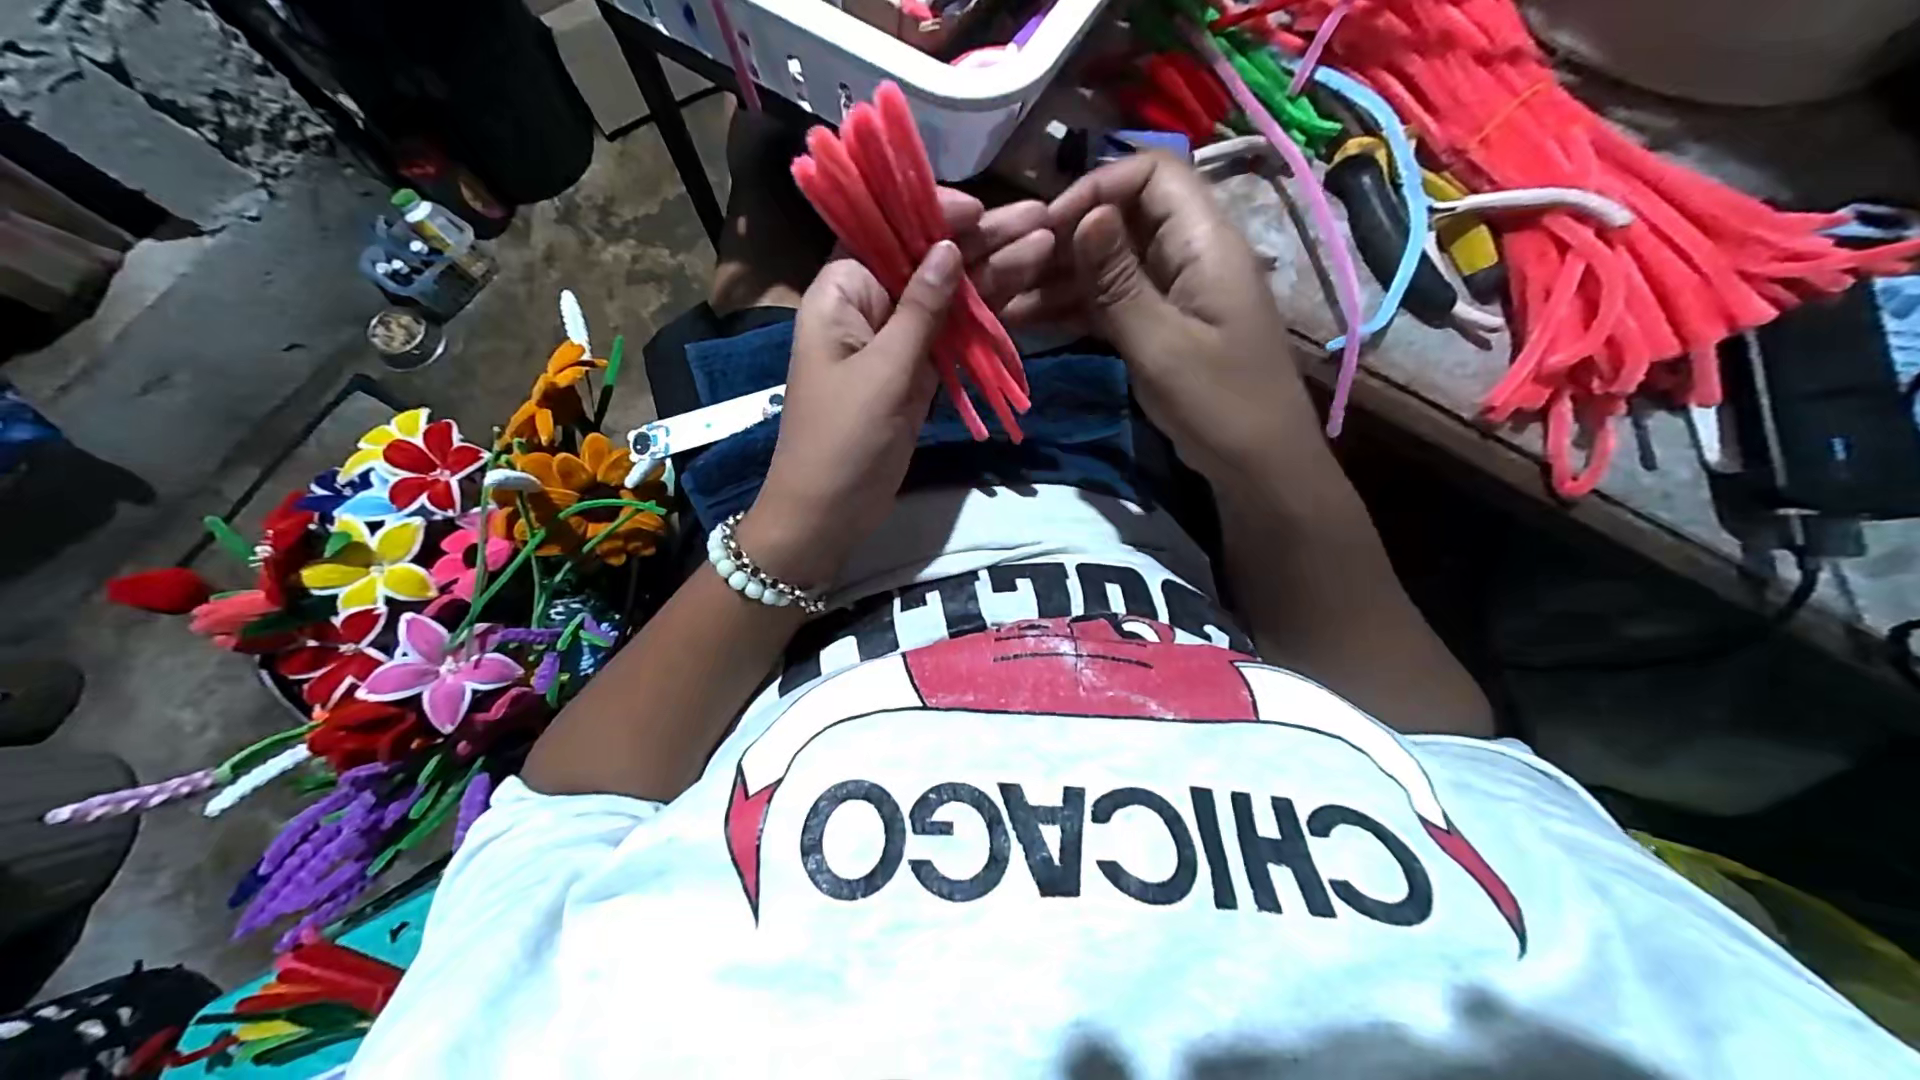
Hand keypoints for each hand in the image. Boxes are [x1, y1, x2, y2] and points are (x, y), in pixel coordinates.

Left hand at [739, 189, 1053, 589]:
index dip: (931, 213)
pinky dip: (985, 319)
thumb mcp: (883, 371)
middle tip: (1041, 220)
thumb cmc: (843, 440)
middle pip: (925, 260)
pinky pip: (952, 335)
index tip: (980, 211)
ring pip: (947, 298)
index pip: (884, 231)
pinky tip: (1025, 294)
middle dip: (980, 241)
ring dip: (993, 274)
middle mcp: (868, 306)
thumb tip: (948, 248)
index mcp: (840, 293)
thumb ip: (920, 309)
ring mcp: (896, 341)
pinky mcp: (916, 372)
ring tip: (1047, 245)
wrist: (829, 511)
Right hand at [1017, 153, 1314, 479]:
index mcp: (1204, 242)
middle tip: (1012, 269)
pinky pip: (1114, 301)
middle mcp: (1190, 255)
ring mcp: (1175, 291)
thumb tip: (1085, 214)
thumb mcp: (1160, 343)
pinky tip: (1030, 322)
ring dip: (1061, 279)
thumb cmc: (1218, 403)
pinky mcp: (1162, 325)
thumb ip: (1119, 280)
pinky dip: (1076, 309)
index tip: (1048, 226)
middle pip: (1123, 219)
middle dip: (1066, 238)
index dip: (1097, 187)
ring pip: (1111, 264)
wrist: (1258, 465)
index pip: (1153, 174)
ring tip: (1007, 300)